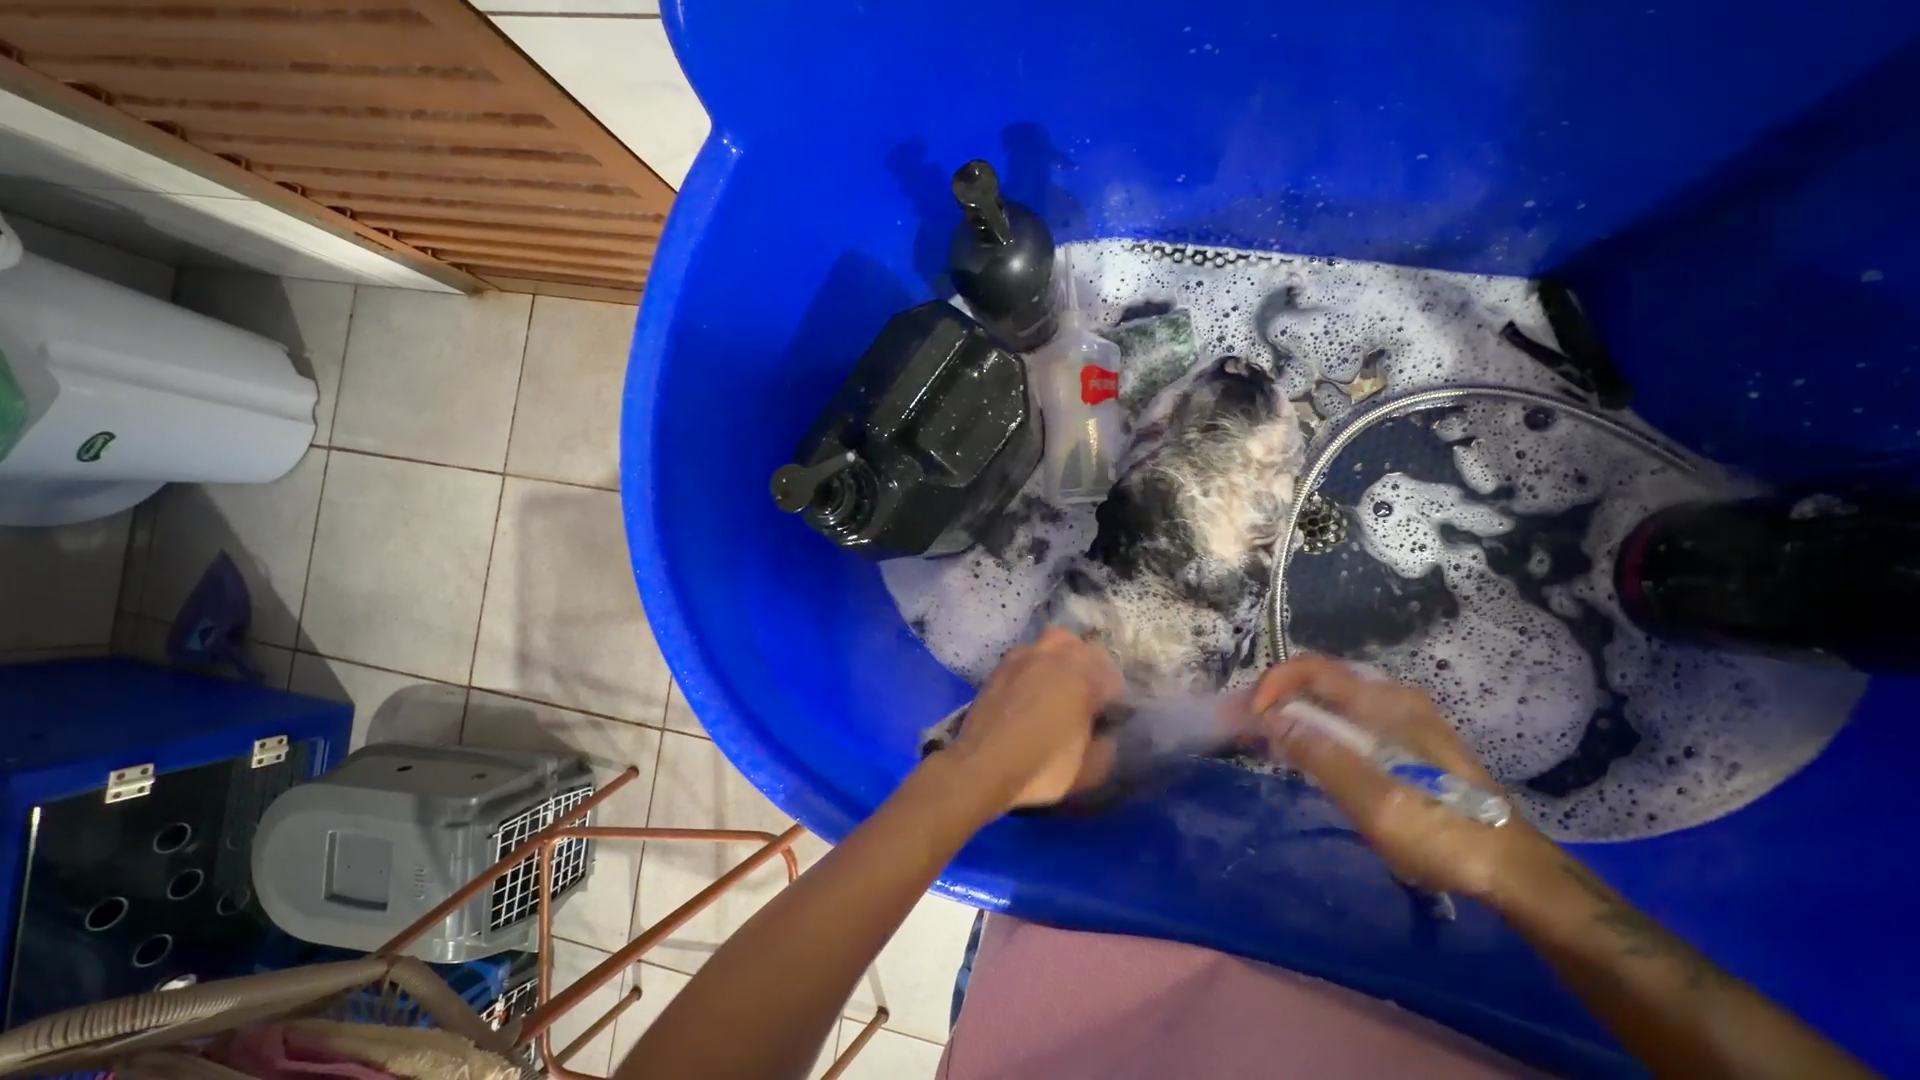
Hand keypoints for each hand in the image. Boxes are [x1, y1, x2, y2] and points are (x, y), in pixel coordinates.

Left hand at [947, 627, 1125, 809]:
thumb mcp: (1087, 771)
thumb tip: (1107, 737)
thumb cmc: (1041, 768)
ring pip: (1055, 640)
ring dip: (1065, 655)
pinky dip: (1037, 662)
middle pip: (1086, 649)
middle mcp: (1056, 658)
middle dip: (1095, 668)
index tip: (1110, 716)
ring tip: (1062, 680)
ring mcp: (1025, 657)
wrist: (982, 766)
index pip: (1113, 677)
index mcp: (1084, 678)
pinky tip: (1033, 685)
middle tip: (1090, 693)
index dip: (1115, 698)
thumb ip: (1107, 750)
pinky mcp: (1001, 666)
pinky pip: (1028, 652)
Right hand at [1249, 654, 1555, 899]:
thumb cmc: (1442, 833)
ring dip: (1294, 715)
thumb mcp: (1376, 801)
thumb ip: (1322, 756)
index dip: (1272, 685)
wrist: (1511, 868)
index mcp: (1386, 704)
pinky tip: (1307, 756)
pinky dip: (1318, 730)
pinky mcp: (1409, 744)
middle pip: (1321, 681)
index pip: (1313, 669)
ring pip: (1334, 702)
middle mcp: (1395, 700)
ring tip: (1264, 742)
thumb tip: (1272, 720)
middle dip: (1276, 699)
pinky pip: (1350, 722)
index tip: (1247, 719)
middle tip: (1241, 729)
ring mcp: (1405, 721)